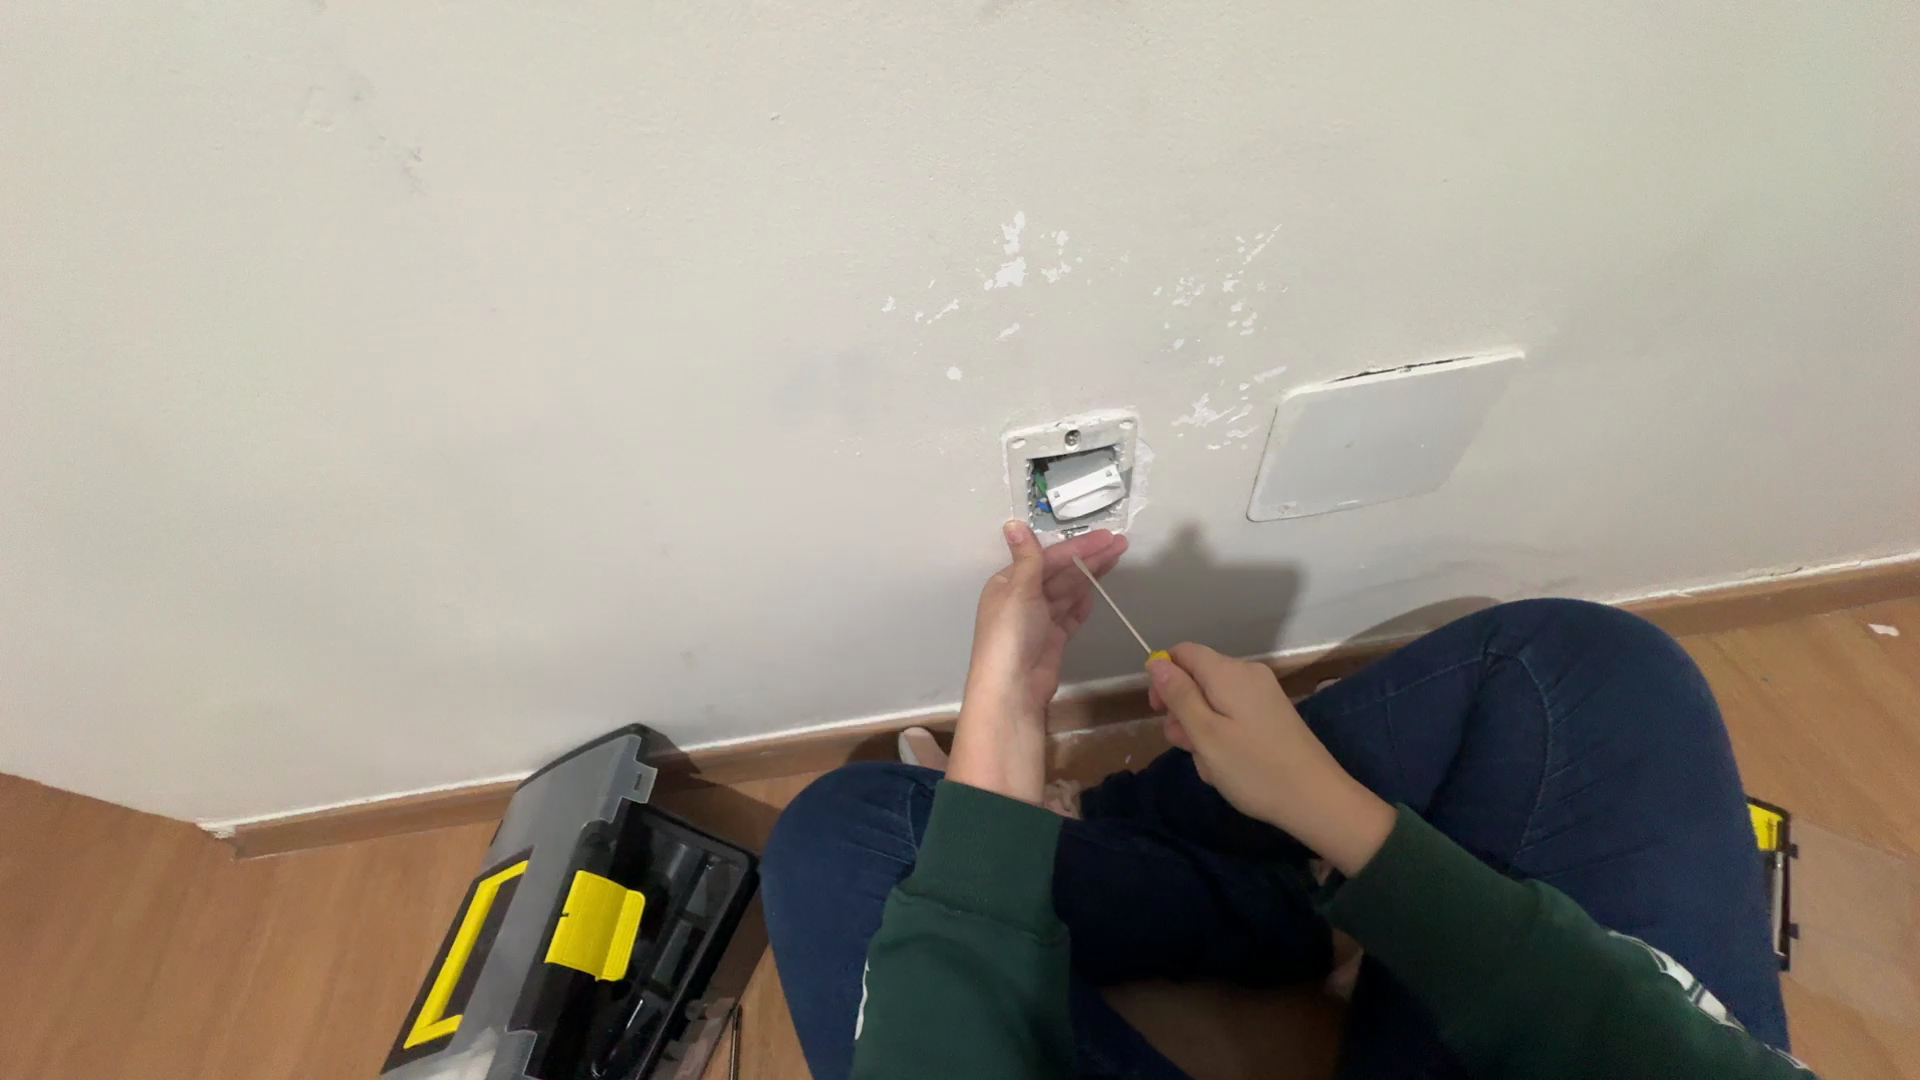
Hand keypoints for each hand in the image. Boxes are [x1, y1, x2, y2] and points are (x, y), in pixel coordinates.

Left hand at [947, 521, 1126, 801]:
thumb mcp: (1019, 591)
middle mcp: (1022, 599)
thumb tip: (1013, 523)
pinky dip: (1082, 603)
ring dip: (1090, 576)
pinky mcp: (1052, 641)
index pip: (1048, 559)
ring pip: (1068, 592)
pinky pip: (1069, 616)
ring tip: (1117, 559)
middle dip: (1089, 558)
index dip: (1077, 548)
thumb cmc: (1010, 637)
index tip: (1106, 537)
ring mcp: (1038, 621)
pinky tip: (1095, 591)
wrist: (1013, 690)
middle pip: (1060, 573)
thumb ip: (1027, 558)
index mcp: (1008, 583)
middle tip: (1121, 544)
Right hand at [1146, 644, 1395, 875]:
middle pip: (1197, 679)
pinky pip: (1233, 715)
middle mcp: (1247, 674)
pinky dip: (1222, 736)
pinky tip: (1228, 765)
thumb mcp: (1205, 734)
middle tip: (1187, 746)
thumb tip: (1156, 661)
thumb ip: (1178, 695)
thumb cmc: (1255, 768)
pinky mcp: (1272, 715)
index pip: (1183, 653)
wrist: (1319, 801)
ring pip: (1213, 702)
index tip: (1159, 711)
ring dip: (1202, 730)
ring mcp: (1263, 695)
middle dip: (1183, 711)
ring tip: (1211, 764)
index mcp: (1228, 673)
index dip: (1164, 677)